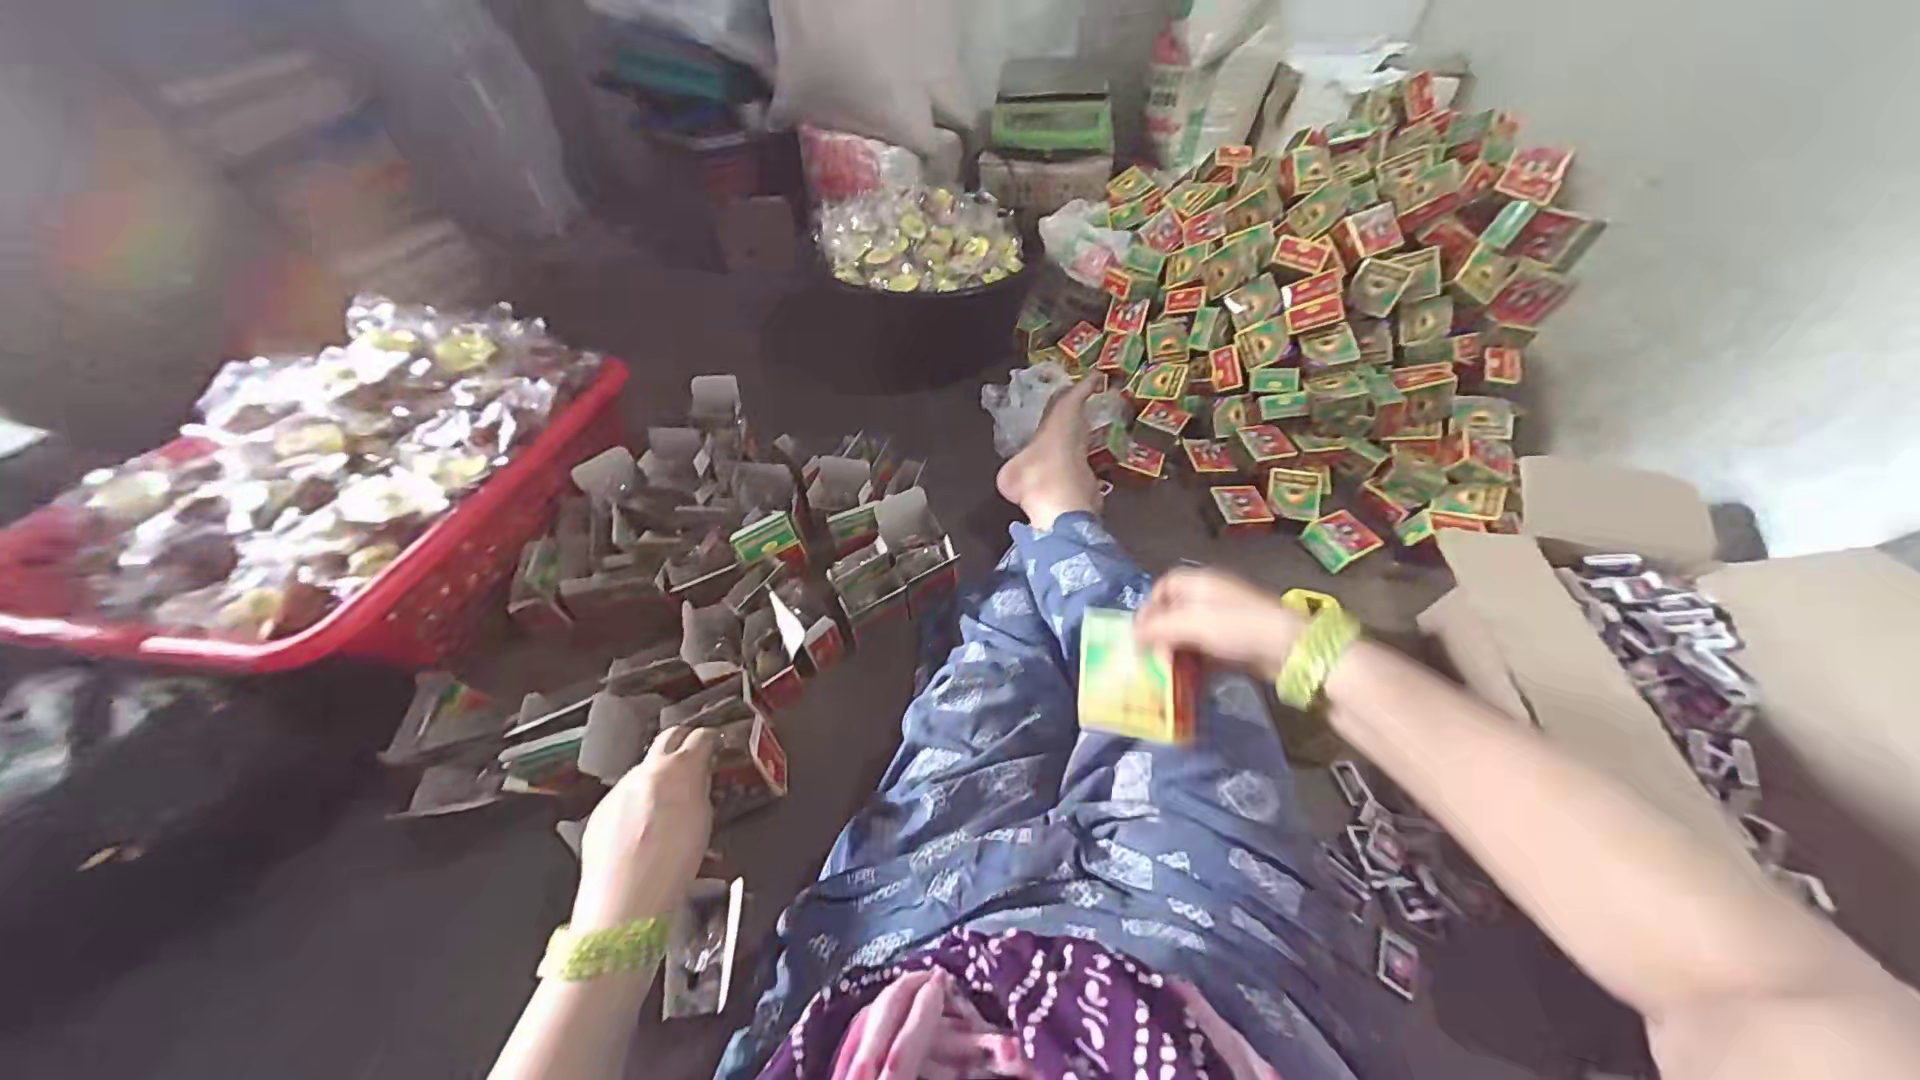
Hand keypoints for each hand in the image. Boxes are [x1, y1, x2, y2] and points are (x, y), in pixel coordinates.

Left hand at [571, 725, 718, 929]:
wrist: (624, 901)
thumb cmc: (672, 866)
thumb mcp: (704, 820)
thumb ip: (701, 788)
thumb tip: (700, 776)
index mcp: (679, 768)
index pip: (700, 737)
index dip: (711, 739)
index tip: (714, 743)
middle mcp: (646, 771)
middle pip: (668, 738)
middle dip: (683, 742)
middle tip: (695, 754)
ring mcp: (620, 789)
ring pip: (644, 769)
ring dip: (658, 776)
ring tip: (669, 802)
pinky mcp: (601, 810)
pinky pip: (625, 795)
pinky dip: (637, 801)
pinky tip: (643, 827)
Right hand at [1134, 567, 1307, 678]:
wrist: (1289, 650)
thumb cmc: (1236, 627)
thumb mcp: (1191, 624)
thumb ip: (1157, 628)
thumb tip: (1133, 635)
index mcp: (1198, 583)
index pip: (1163, 587)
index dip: (1149, 607)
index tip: (1141, 633)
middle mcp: (1210, 598)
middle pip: (1174, 613)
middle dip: (1161, 636)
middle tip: (1152, 658)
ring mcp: (1225, 621)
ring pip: (1189, 636)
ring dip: (1177, 654)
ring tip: (1168, 674)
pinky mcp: (1236, 644)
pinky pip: (1206, 652)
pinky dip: (1195, 665)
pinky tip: (1189, 681)